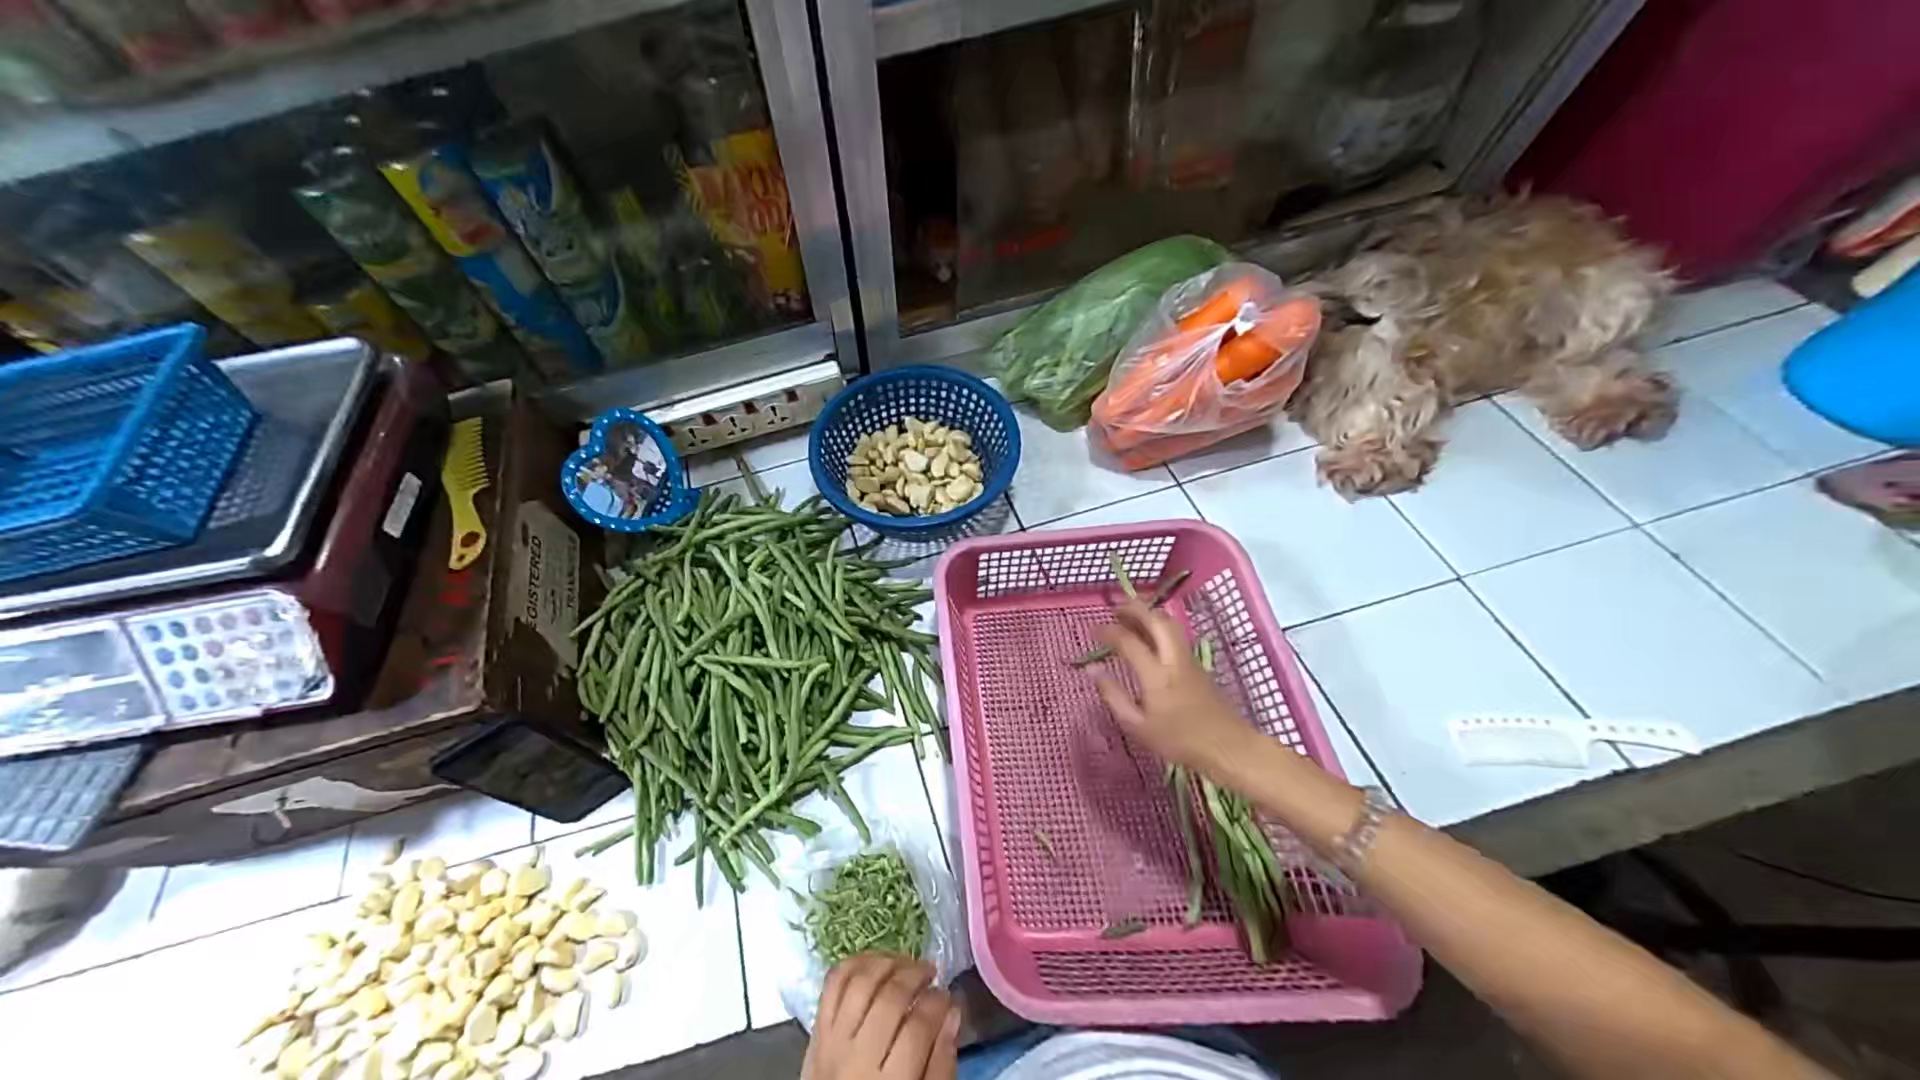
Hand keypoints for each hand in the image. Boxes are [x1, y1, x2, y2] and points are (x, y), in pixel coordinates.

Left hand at [803, 953, 958, 1079]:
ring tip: (907, 963)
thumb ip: (942, 1065)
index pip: (917, 1029)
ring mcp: (832, 1042)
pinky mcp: (817, 1030)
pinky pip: (833, 983)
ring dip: (887, 962)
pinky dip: (856, 963)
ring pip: (860, 983)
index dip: (937, 1003)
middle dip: (915, 975)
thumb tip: (952, 1012)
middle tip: (931, 972)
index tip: (947, 995)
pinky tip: (877, 961)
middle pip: (889, 1000)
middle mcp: (858, 1059)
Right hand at [1092, 600, 1255, 773]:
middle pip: (1156, 620)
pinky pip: (1176, 635)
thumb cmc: (1178, 741)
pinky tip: (1150, 637)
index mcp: (1156, 674)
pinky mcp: (1198, 665)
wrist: (1227, 747)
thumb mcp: (1137, 725)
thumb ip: (1113, 695)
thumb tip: (1093, 670)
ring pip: (1170, 623)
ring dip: (1149, 614)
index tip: (1093, 630)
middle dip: (1134, 608)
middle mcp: (1173, 658)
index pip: (1129, 641)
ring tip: (1130, 618)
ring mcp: (1189, 659)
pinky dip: (1159, 626)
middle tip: (1114, 609)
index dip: (1109, 631)